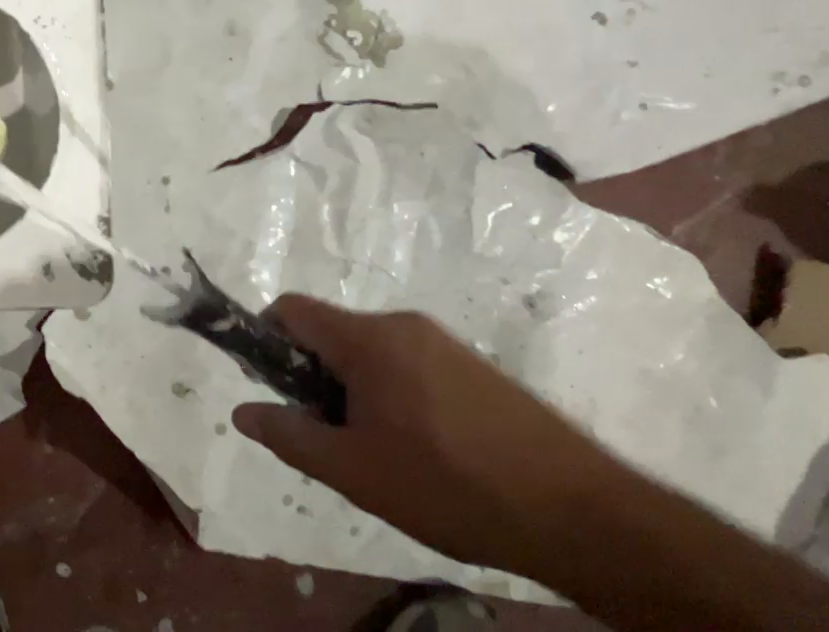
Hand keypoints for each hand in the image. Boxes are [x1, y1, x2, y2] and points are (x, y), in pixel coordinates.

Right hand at [231, 294, 627, 578]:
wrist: (585, 518)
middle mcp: (404, 327)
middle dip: (313, 378)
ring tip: (377, 454)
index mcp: (368, 339)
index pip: (290, 310)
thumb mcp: (352, 470)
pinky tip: (419, 454)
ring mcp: (446, 346)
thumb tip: (243, 411)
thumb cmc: (450, 486)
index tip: (272, 389)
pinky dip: (392, 398)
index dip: (263, 339)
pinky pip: (409, 368)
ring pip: (370, 355)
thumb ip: (289, 435)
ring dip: (354, 392)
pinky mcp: (477, 371)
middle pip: (330, 334)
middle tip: (327, 436)